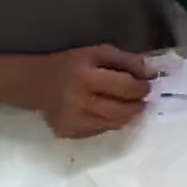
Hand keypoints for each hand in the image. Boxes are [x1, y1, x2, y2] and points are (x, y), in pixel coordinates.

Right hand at [0, 45, 152, 138]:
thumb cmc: (70, 64)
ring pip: (116, 124)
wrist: (34, 83)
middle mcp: (80, 102)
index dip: (142, 87)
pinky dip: (110, 121)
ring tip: (126, 103)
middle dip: (138, 104)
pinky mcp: (71, 133)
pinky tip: (105, 110)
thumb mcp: (97, 53)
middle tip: (140, 97)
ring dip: (127, 114)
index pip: (126, 88)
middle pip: (124, 111)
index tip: (147, 84)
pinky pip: (102, 130)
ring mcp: (74, 121)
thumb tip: (152, 73)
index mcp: (87, 77)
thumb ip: (126, 61)